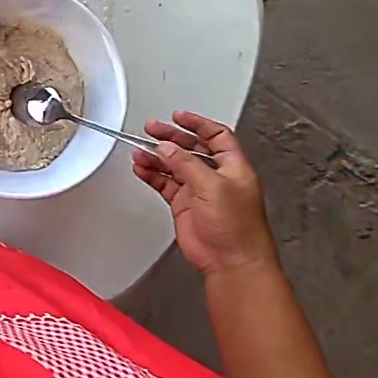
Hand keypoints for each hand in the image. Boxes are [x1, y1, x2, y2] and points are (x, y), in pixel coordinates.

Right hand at [130, 112, 280, 276]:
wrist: (231, 261)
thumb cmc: (238, 230)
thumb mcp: (212, 186)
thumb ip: (186, 164)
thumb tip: (168, 148)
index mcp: (233, 167)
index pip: (216, 136)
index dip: (197, 124)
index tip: (178, 117)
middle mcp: (216, 177)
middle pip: (190, 149)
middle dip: (171, 138)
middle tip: (152, 129)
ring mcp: (199, 191)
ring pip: (174, 166)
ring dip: (157, 158)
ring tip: (140, 150)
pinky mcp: (184, 205)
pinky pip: (165, 184)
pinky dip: (152, 175)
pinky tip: (142, 169)